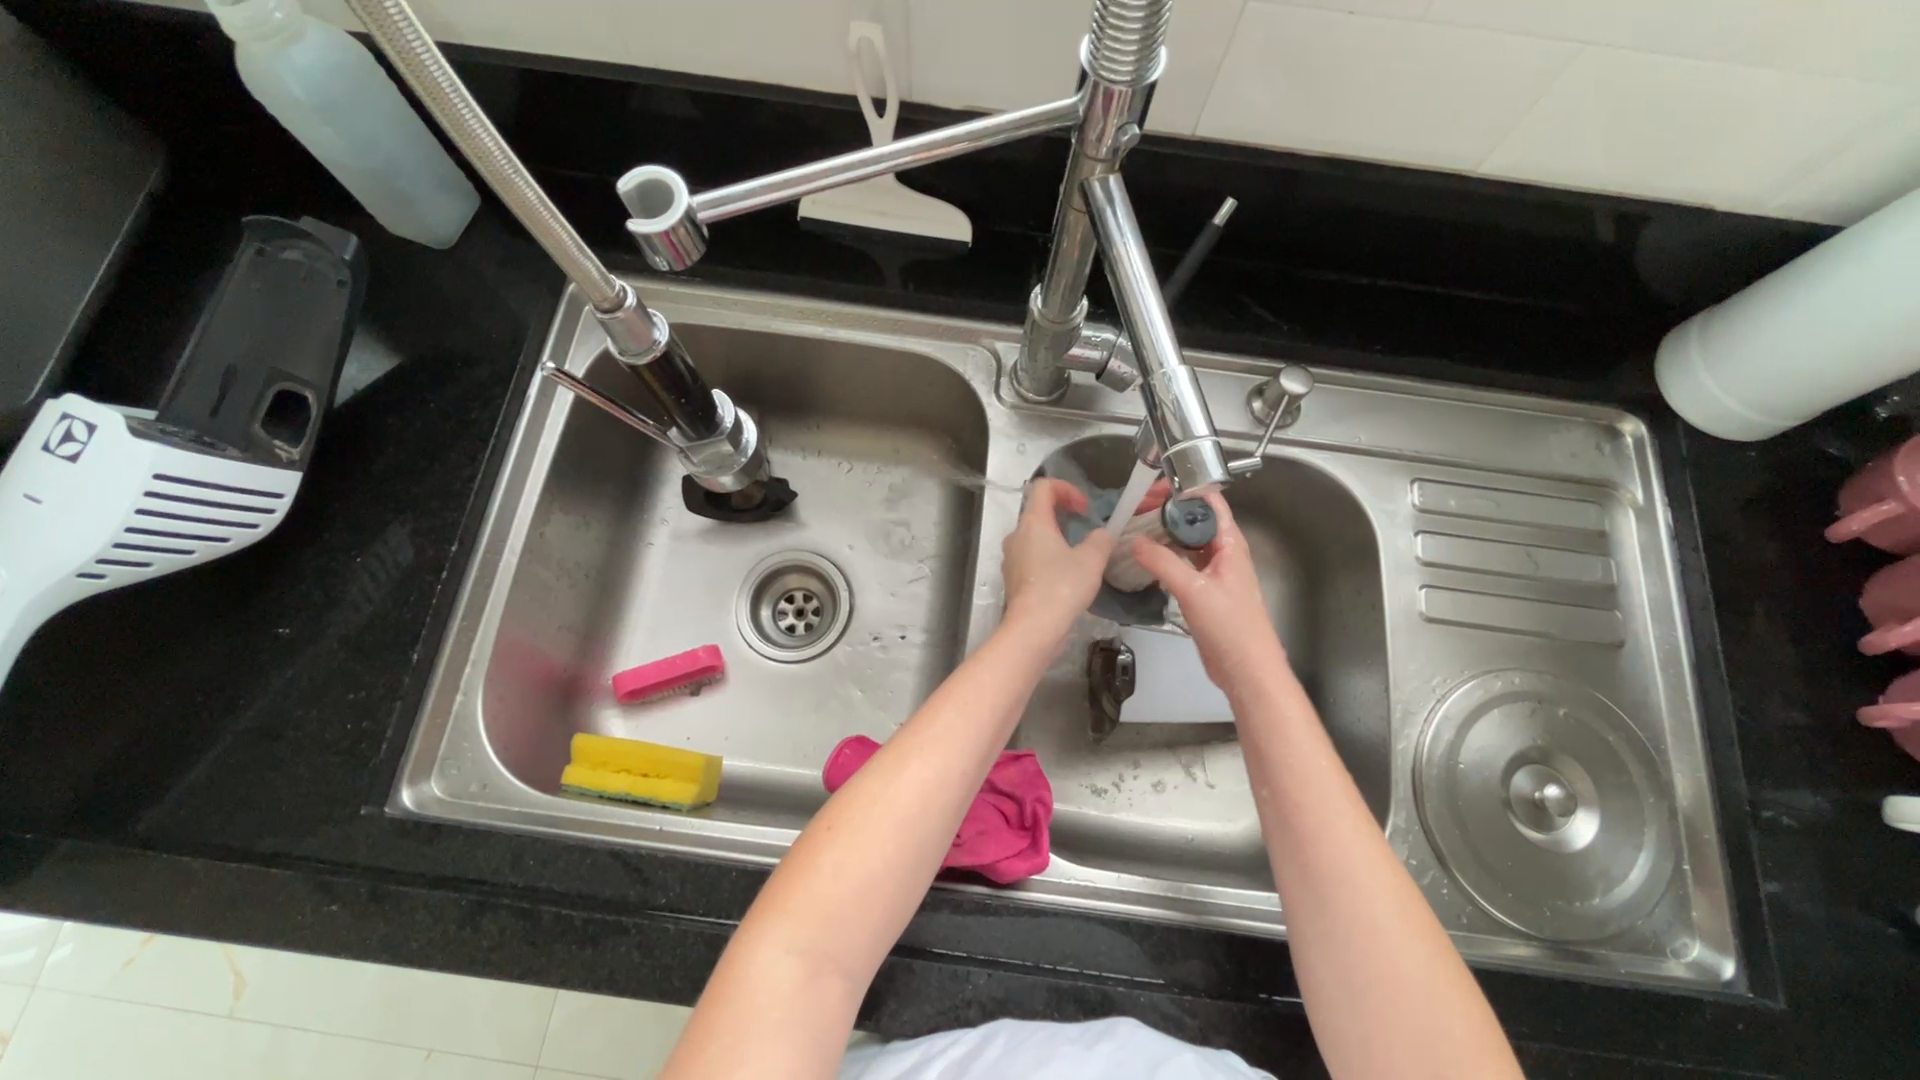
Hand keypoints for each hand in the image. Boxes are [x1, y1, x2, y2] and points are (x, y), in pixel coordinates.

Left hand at [1002, 478, 1114, 640]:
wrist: (1034, 628)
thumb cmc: (1062, 587)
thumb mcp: (1092, 559)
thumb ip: (1100, 540)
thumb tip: (1101, 535)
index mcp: (1033, 522)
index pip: (1043, 487)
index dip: (1067, 489)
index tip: (1085, 509)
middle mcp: (1016, 535)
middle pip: (1037, 512)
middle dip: (1063, 515)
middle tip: (1085, 530)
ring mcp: (1011, 558)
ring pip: (1034, 537)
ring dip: (1057, 538)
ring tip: (1079, 556)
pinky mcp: (1013, 578)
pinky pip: (1031, 558)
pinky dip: (1048, 558)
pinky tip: (1066, 578)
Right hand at [1131, 492, 1287, 691]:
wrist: (1246, 668)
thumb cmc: (1230, 626)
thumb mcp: (1194, 590)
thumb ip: (1163, 563)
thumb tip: (1134, 541)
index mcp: (1230, 543)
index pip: (1210, 502)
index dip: (1183, 490)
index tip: (1153, 489)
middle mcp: (1223, 553)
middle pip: (1195, 520)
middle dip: (1167, 511)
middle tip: (1135, 509)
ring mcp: (1214, 572)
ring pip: (1187, 543)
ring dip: (1164, 534)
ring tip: (1134, 529)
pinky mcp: (1204, 591)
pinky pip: (1182, 565)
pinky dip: (1164, 557)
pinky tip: (1144, 560)